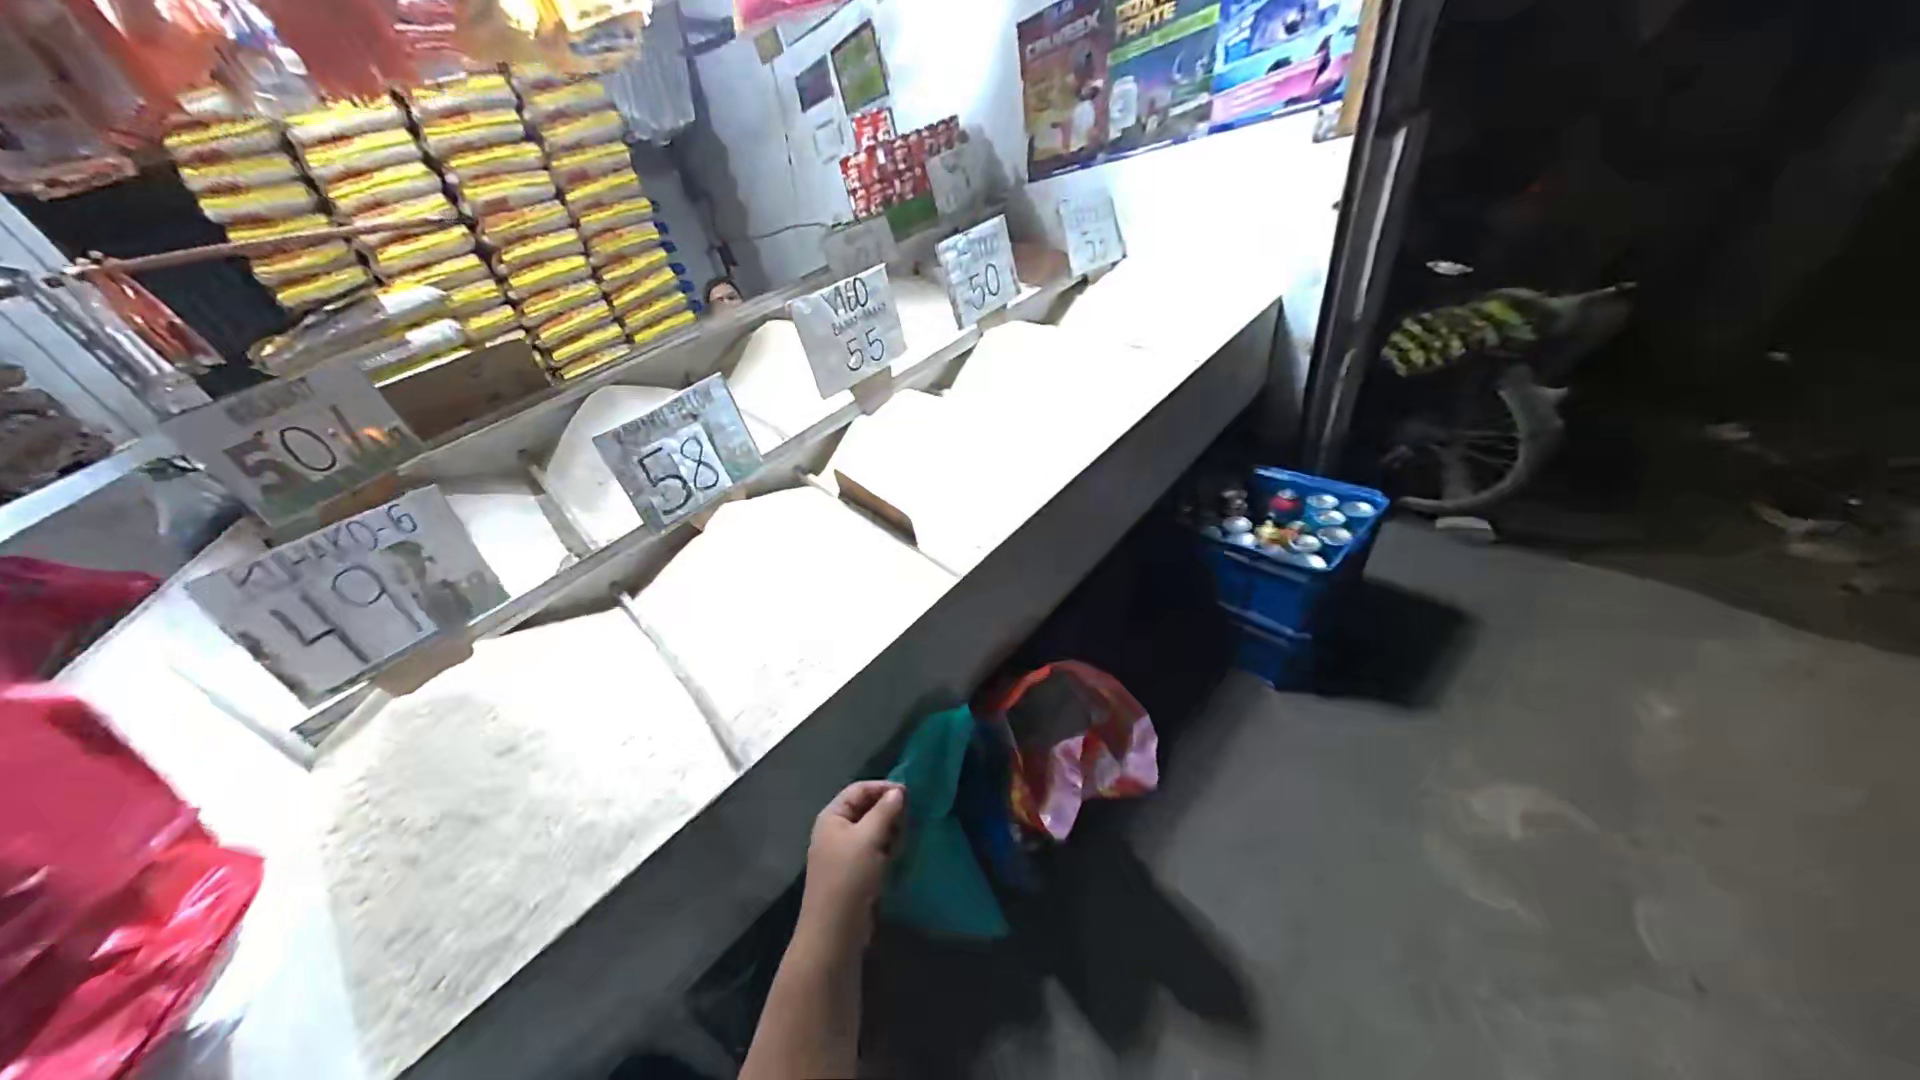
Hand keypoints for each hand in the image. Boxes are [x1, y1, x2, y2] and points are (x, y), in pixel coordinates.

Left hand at [799, 781, 906, 947]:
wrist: (834, 932)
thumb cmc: (849, 878)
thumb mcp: (868, 839)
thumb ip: (884, 812)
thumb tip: (898, 792)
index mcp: (832, 816)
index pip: (859, 789)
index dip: (883, 787)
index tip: (909, 794)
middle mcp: (835, 830)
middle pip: (865, 808)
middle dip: (888, 809)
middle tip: (911, 815)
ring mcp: (843, 852)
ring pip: (871, 830)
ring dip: (889, 829)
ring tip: (907, 834)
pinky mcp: (854, 872)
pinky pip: (873, 849)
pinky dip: (886, 847)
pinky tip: (900, 853)